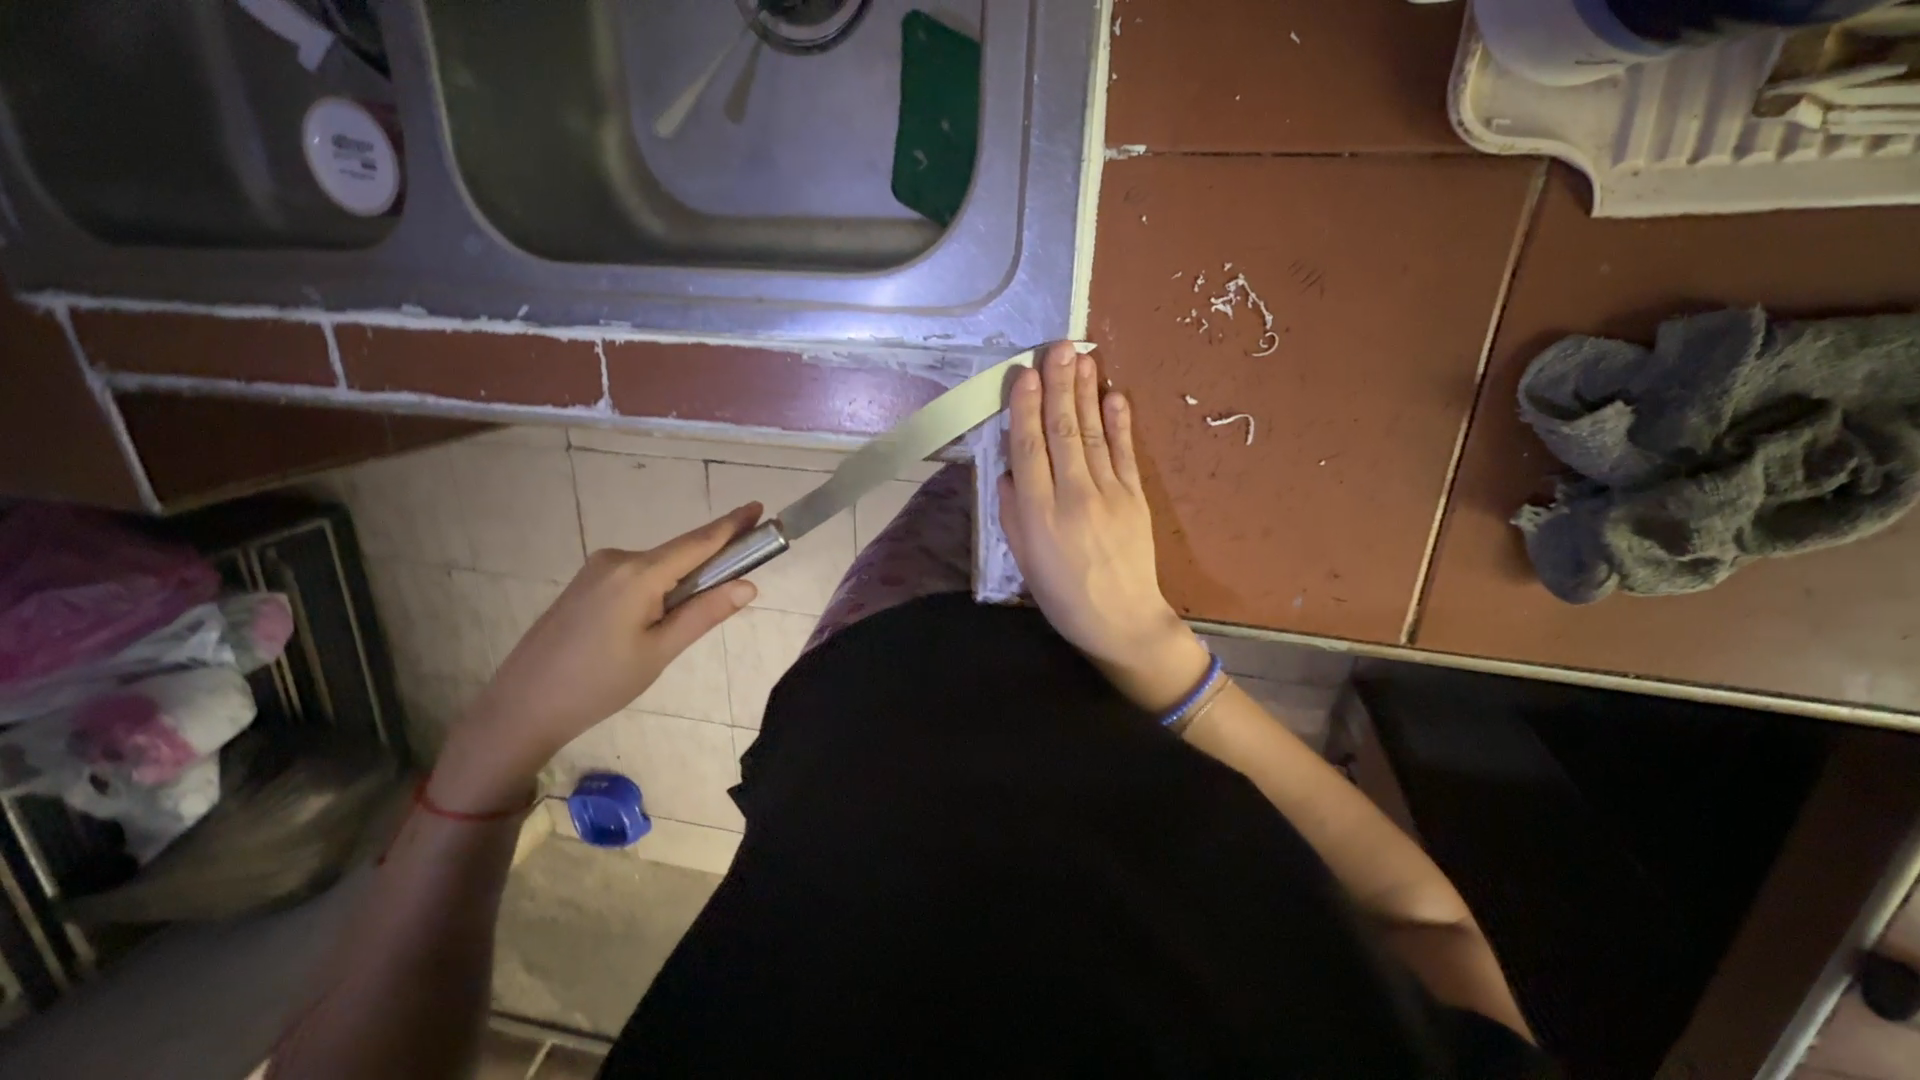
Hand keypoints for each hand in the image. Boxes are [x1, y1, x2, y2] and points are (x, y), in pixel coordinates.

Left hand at [428, 504, 762, 812]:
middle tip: (739, 583)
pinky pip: (636, 577)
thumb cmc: (599, 683)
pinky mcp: (585, 584)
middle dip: (711, 562)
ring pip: (657, 568)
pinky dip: (658, 588)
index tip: (759, 508)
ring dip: (682, 582)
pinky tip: (654, 622)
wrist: (523, 704)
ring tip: (683, 627)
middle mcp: (617, 559)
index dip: (731, 526)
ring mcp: (597, 570)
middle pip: (679, 554)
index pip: (698, 542)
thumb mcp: (659, 652)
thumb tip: (748, 585)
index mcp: (638, 574)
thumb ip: (704, 613)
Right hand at [999, 343, 1209, 711]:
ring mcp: (1109, 493)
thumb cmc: (1061, 594)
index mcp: (1038, 514)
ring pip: (1092, 433)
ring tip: (1081, 357)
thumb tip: (1011, 469)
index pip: (1029, 449)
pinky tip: (1113, 394)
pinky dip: (1119, 422)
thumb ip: (1013, 511)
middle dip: (1059, 385)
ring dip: (1086, 392)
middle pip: (1062, 431)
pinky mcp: (1136, 497)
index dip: (1026, 408)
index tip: (1025, 373)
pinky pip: (1125, 452)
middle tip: (1057, 347)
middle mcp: (1073, 495)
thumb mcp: (1023, 559)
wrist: (1120, 620)